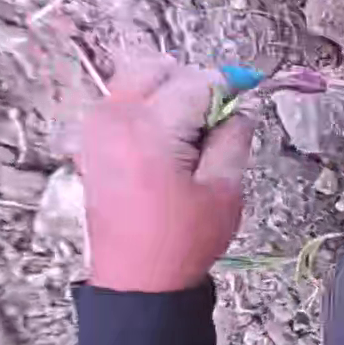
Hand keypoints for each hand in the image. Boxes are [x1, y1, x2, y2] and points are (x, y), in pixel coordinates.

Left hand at [80, 60, 255, 292]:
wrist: (139, 277)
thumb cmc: (184, 238)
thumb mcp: (225, 189)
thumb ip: (234, 140)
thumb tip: (240, 111)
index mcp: (150, 130)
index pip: (197, 82)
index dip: (230, 85)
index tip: (252, 91)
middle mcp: (114, 119)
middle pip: (156, 67)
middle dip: (194, 82)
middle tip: (221, 116)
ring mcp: (95, 129)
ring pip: (136, 81)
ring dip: (171, 93)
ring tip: (197, 132)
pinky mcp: (91, 143)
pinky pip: (122, 104)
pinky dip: (151, 108)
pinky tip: (173, 142)